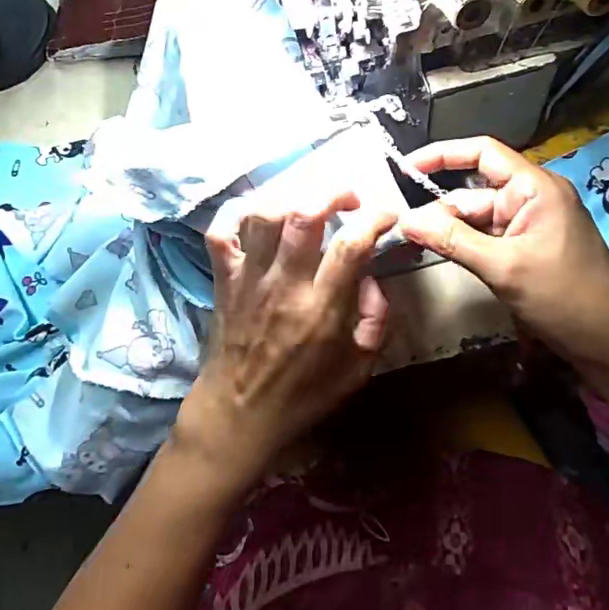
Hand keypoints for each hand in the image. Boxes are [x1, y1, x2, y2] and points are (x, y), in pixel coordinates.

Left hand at [171, 188, 397, 490]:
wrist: (237, 416)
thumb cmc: (302, 395)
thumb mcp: (356, 372)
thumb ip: (376, 323)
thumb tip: (374, 280)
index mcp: (320, 310)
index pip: (350, 246)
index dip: (374, 219)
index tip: (387, 213)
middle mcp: (282, 285)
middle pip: (302, 216)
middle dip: (331, 193)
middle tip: (348, 198)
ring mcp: (248, 279)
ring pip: (262, 216)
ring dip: (291, 197)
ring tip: (309, 202)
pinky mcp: (223, 279)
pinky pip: (221, 233)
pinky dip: (238, 214)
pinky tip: (261, 213)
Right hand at [396, 137, 608, 408]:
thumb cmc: (564, 297)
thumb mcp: (503, 267)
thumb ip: (452, 240)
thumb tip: (406, 220)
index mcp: (535, 188)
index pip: (483, 154)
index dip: (442, 155)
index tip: (406, 167)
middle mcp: (533, 199)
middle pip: (474, 192)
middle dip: (440, 209)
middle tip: (403, 230)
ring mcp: (531, 225)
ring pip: (478, 219)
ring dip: (451, 231)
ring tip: (415, 244)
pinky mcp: (529, 249)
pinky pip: (489, 238)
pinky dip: (466, 245)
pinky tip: (442, 255)